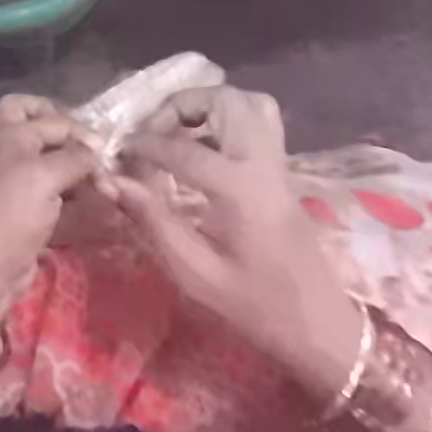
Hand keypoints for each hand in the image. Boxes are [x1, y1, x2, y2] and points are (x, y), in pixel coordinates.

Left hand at [0, 94, 97, 325]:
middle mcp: (11, 150)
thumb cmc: (12, 209)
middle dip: (69, 134)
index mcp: (9, 132)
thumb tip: (99, 151)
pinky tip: (99, 203)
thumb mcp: (46, 174)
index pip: (48, 115)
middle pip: (39, 126)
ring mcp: (18, 180)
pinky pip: (56, 191)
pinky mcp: (28, 208)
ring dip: (78, 168)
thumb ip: (76, 156)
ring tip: (105, 184)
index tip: (107, 152)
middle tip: (95, 152)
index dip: (79, 129)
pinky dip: (76, 194)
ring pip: (51, 160)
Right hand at [109, 86, 361, 397]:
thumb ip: (151, 219)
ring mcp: (279, 166)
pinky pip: (257, 121)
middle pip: (228, 101)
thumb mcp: (194, 271)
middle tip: (153, 133)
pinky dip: (222, 118)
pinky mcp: (282, 172)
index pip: (183, 148)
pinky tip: (197, 147)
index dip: (143, 145)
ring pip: (248, 102)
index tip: (117, 155)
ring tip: (174, 133)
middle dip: (180, 105)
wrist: (323, 330)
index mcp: (242, 192)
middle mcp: (264, 166)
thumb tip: (108, 179)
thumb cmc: (255, 306)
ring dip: (204, 105)